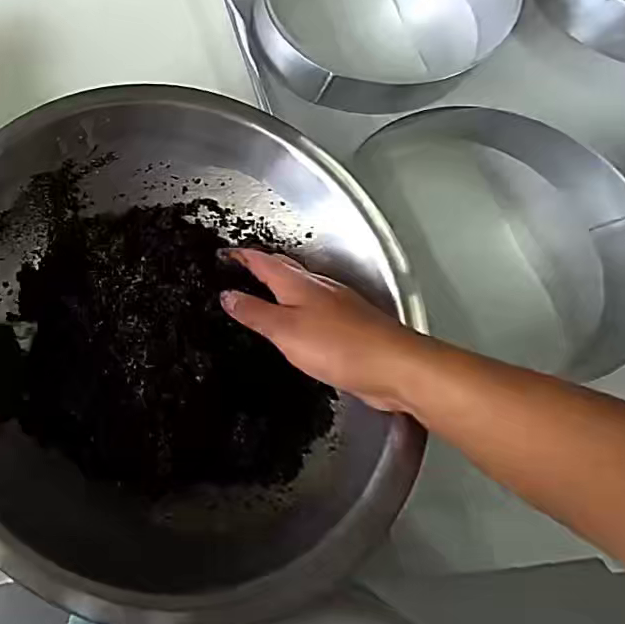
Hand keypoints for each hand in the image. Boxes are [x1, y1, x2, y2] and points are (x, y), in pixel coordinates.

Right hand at [218, 249, 437, 412]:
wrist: (401, 369)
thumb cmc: (343, 347)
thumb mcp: (284, 330)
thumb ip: (253, 312)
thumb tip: (228, 296)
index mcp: (298, 284)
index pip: (262, 261)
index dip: (240, 256)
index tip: (224, 254)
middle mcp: (320, 288)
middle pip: (285, 268)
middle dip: (261, 265)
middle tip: (242, 266)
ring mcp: (339, 306)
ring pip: (302, 287)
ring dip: (281, 285)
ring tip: (263, 291)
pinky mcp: (351, 326)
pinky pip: (316, 308)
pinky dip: (299, 307)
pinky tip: (299, 321)